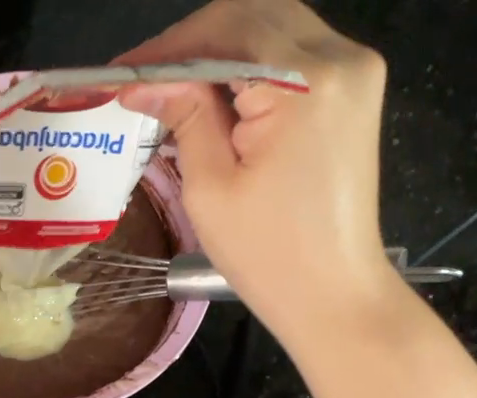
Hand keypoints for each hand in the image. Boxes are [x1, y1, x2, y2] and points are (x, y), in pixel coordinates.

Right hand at [115, 1, 398, 340]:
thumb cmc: (266, 253)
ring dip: (219, 48)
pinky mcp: (355, 88)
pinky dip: (249, 63)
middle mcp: (341, 57)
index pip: (225, 31)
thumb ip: (186, 117)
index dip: (167, 48)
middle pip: (254, 14)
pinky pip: (293, 52)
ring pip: (274, 25)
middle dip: (192, 40)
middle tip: (145, 79)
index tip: (120, 75)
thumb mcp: (210, 187)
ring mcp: (355, 70)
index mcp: (305, 82)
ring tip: (174, 88)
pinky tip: (216, 96)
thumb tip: (144, 82)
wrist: (332, 291)